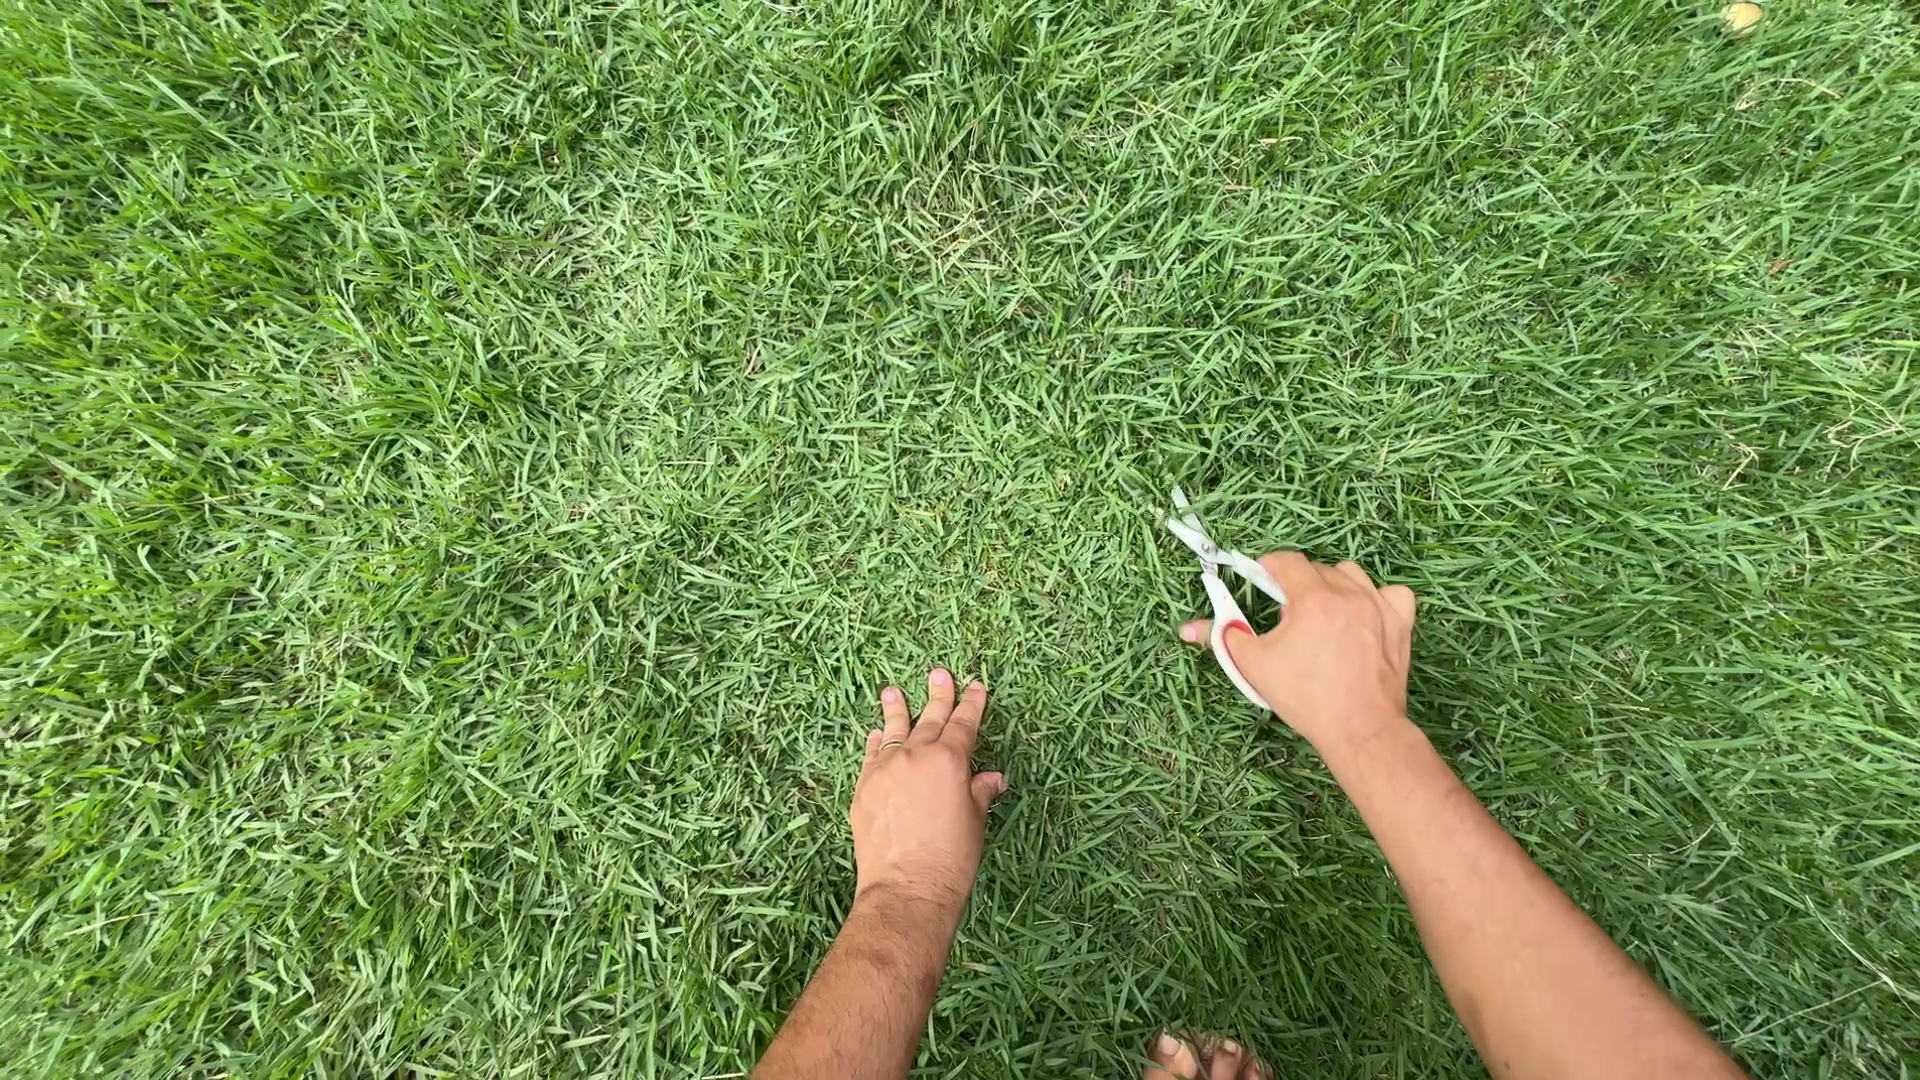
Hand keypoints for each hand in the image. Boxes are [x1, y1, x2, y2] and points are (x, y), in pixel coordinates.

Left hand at [850, 669, 1005, 931]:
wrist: (906, 889)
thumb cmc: (952, 859)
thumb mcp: (975, 821)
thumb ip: (980, 792)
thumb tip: (994, 777)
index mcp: (950, 760)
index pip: (964, 724)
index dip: (972, 704)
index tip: (976, 686)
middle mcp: (917, 756)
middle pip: (930, 718)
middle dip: (939, 695)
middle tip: (939, 673)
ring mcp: (886, 769)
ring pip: (894, 730)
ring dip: (897, 709)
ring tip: (892, 691)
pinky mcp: (864, 786)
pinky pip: (872, 755)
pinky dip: (876, 742)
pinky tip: (877, 733)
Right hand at [1179, 552, 1416, 752]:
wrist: (1360, 728)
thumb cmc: (1304, 696)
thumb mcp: (1254, 665)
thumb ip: (1222, 637)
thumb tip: (1187, 628)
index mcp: (1312, 599)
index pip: (1286, 561)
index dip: (1267, 566)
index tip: (1257, 578)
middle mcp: (1349, 595)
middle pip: (1316, 568)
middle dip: (1295, 581)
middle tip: (1283, 611)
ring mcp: (1380, 608)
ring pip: (1352, 574)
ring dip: (1332, 584)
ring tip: (1320, 610)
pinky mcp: (1401, 625)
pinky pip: (1393, 594)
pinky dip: (1377, 598)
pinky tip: (1362, 615)